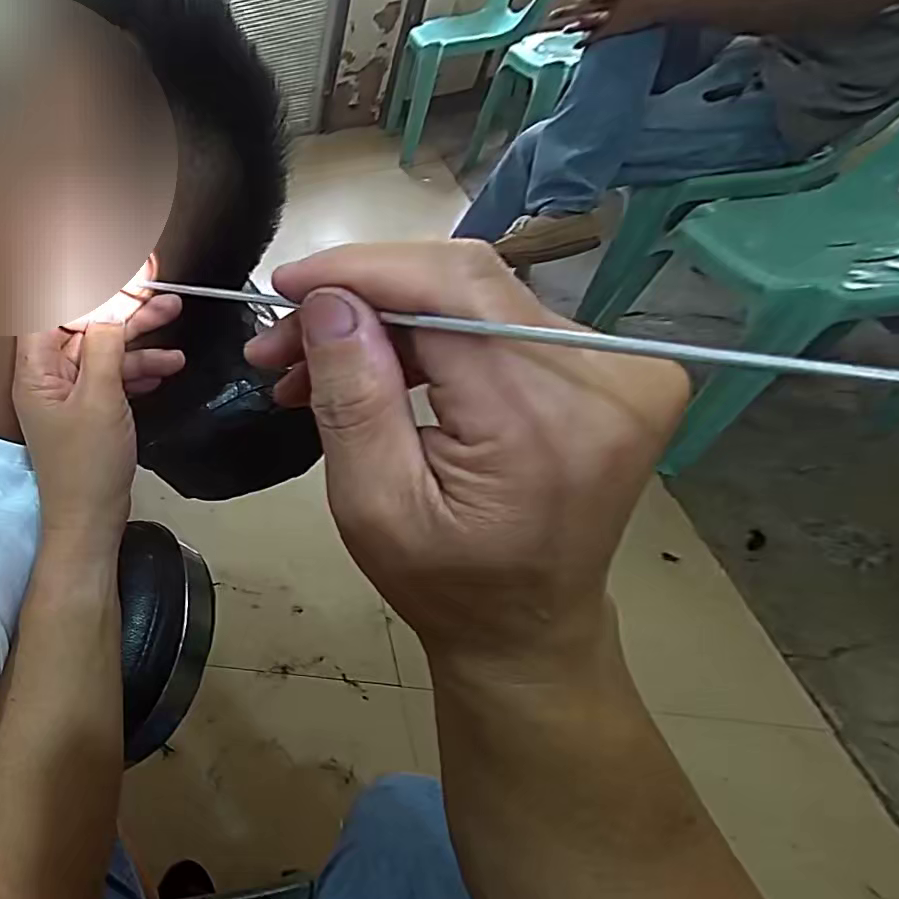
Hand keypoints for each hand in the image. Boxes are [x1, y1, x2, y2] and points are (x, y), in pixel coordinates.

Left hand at [15, 298, 172, 546]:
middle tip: (157, 289)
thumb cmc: (86, 469)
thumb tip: (111, 304)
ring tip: (173, 316)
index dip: (87, 285)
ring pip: (104, 349)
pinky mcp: (89, 409)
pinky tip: (165, 365)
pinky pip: (112, 376)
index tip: (121, 270)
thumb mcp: (100, 399)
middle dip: (122, 306)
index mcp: (36, 370)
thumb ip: (105, 346)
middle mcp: (48, 377)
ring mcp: (69, 394)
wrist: (92, 518)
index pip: (53, 309)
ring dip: (138, 335)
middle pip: (84, 324)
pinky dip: (138, 368)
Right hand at [245, 242, 688, 656]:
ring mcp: (617, 368)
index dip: (359, 271)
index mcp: (545, 416)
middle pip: (462, 283)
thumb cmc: (443, 584)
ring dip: (382, 322)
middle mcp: (605, 374)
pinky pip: (492, 325)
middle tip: (281, 339)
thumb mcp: (373, 505)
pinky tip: (369, 367)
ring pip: (472, 300)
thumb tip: (327, 303)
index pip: (449, 291)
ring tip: (309, 364)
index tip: (285, 285)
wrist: (523, 627)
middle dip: (359, 297)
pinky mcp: (606, 370)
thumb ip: (352, 399)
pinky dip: (421, 340)